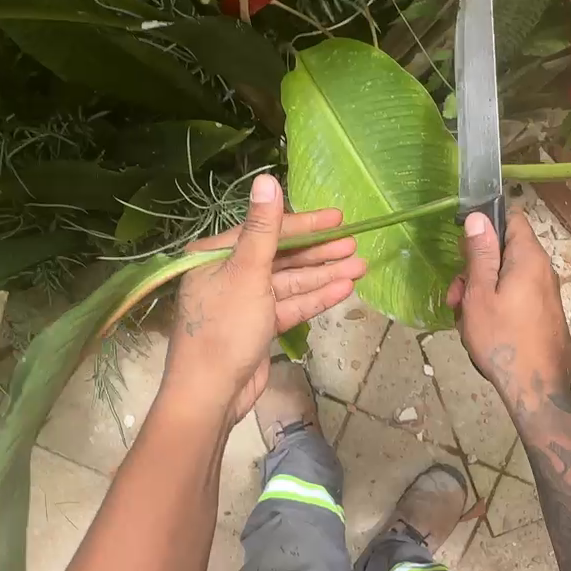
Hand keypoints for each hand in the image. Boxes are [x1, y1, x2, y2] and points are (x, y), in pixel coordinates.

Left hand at [162, 174, 365, 428]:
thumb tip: (266, 178)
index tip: (338, 218)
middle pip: (282, 256)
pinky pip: (290, 305)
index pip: (268, 231)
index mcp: (216, 255)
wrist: (210, 392)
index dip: (305, 224)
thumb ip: (264, 228)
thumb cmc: (224, 328)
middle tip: (355, 244)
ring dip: (323, 275)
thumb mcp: (246, 272)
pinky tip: (343, 289)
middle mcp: (229, 273)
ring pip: (290, 282)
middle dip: (319, 252)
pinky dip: (315, 298)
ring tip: (360, 266)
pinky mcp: (258, 327)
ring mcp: (245, 302)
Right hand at [446, 209, 570, 417]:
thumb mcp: (480, 294)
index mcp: (528, 258)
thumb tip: (479, 218)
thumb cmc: (502, 338)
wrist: (536, 387)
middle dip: (475, 270)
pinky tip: (481, 331)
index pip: (512, 219)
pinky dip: (495, 307)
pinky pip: (515, 298)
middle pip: (505, 253)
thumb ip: (480, 254)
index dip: (486, 226)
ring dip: (481, 293)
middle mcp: (542, 270)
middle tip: (456, 298)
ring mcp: (545, 294)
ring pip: (506, 279)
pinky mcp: (543, 314)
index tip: (463, 247)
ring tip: (464, 321)